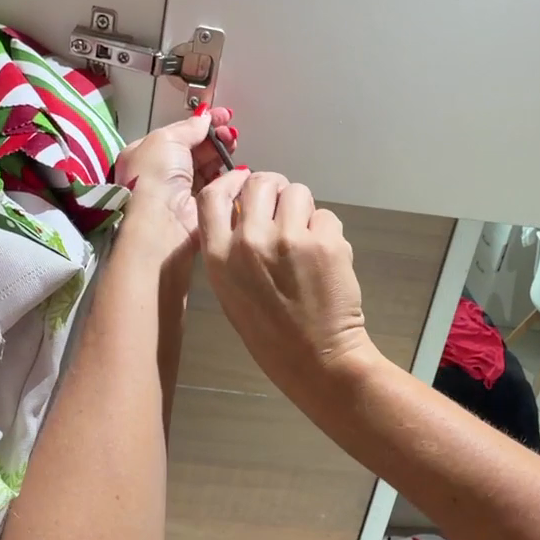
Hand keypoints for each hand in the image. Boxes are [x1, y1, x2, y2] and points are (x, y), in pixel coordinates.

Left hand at [113, 105, 236, 259]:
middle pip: (197, 148)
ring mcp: (183, 191)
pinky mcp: (201, 205)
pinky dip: (229, 175)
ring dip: (224, 154)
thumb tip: (204, 116)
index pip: (179, 133)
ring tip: (233, 146)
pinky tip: (236, 167)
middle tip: (229, 132)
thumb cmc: (153, 179)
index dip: (201, 123)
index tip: (222, 115)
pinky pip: (219, 185)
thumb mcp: (166, 139)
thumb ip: (189, 126)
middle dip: (216, 137)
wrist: (161, 222)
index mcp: (147, 153)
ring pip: (210, 165)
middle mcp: (163, 173)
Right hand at [195, 169, 380, 395]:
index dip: (230, 181)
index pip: (212, 196)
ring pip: (298, 192)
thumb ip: (231, 247)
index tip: (243, 180)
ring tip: (306, 240)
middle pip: (259, 183)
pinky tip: (325, 260)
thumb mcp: (231, 290)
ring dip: (304, 210)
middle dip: (275, 189)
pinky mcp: (325, 242)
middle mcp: (249, 241)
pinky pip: (326, 216)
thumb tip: (247, 210)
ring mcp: (288, 239)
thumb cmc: (271, 332)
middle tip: (285, 208)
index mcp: (219, 257)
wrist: (318, 359)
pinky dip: (327, 232)